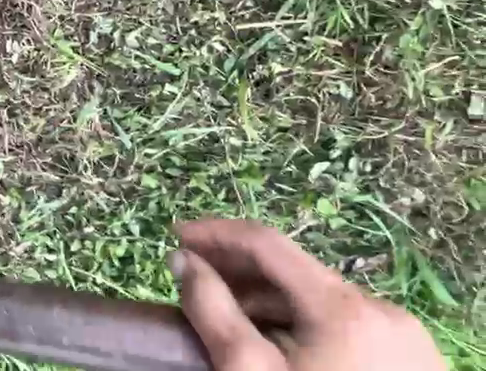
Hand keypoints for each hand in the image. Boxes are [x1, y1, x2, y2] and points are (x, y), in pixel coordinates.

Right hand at [172, 218, 444, 370]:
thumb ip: (209, 306)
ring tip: (230, 317)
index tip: (172, 239)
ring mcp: (409, 340)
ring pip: (317, 296)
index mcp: (344, 307)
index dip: (211, 232)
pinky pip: (344, 323)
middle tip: (193, 280)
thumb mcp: (250, 370)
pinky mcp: (417, 363)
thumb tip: (183, 260)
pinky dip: (299, 320)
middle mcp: (383, 311)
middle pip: (292, 268)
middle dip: (236, 269)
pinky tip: (275, 344)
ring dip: (265, 297)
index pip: (264, 241)